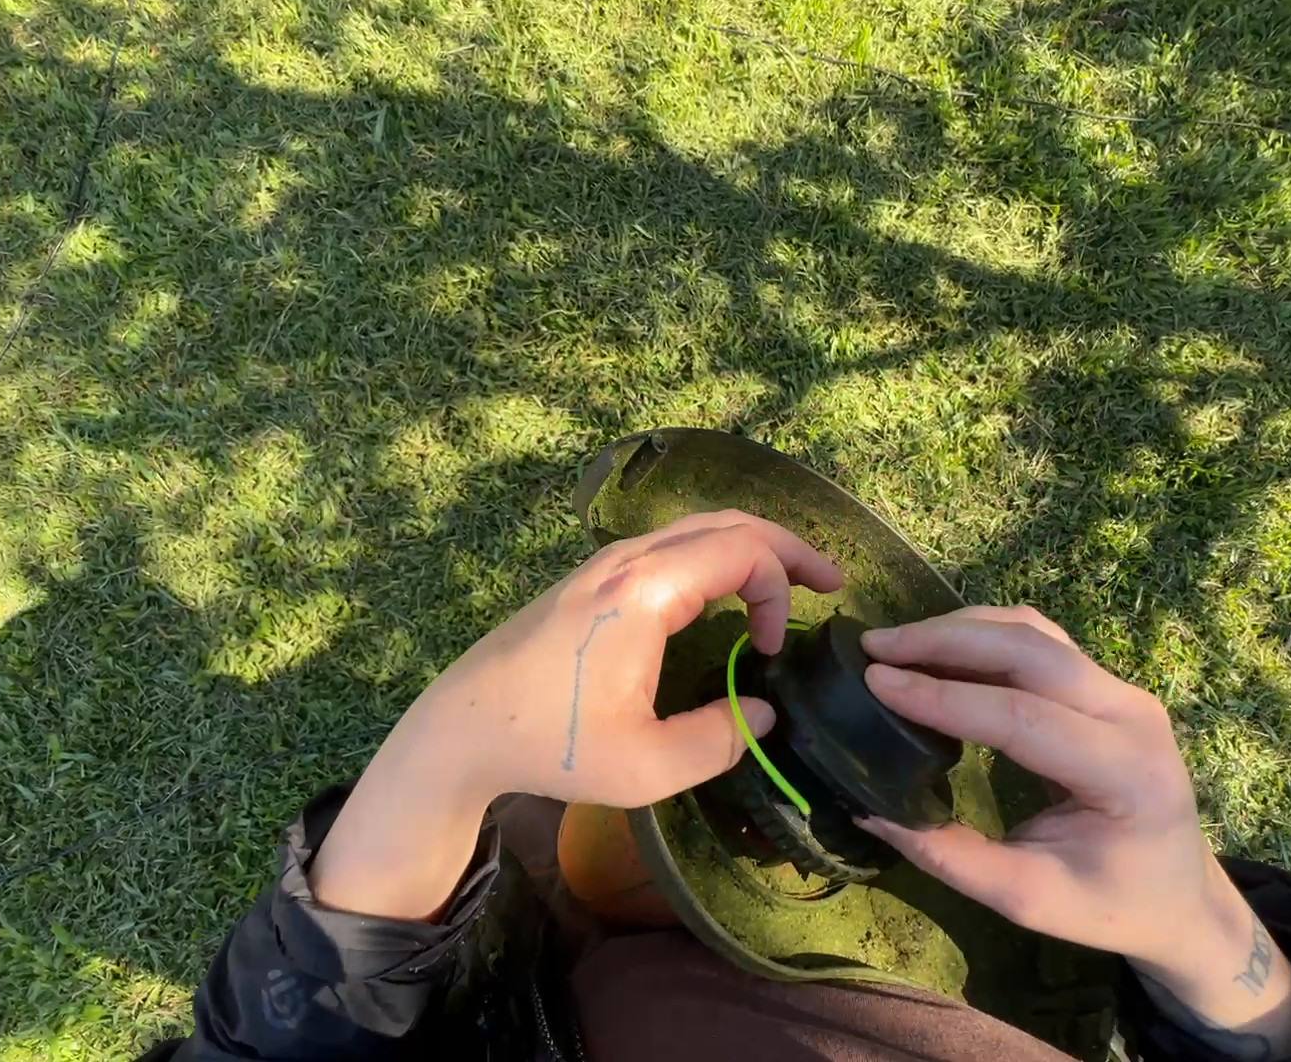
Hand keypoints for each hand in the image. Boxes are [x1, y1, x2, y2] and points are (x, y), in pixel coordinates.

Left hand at [309, 510, 842, 918]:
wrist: (464, 726)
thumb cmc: (551, 746)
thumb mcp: (648, 767)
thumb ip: (721, 739)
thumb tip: (766, 712)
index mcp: (644, 591)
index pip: (742, 551)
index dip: (781, 588)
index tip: (777, 647)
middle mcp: (626, 559)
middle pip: (724, 522)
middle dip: (784, 545)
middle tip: (827, 579)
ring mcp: (603, 563)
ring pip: (693, 528)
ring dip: (746, 548)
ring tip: (785, 582)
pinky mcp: (590, 577)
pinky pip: (667, 546)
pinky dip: (711, 557)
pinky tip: (721, 592)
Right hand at [854, 606, 1290, 1055]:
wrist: (1183, 893)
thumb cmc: (1112, 903)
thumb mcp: (1028, 899)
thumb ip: (948, 856)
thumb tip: (867, 810)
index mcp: (1126, 776)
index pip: (1022, 717)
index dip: (942, 696)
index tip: (874, 681)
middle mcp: (1131, 715)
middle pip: (1027, 649)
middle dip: (942, 639)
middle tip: (875, 646)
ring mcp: (1119, 689)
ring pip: (1028, 630)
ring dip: (956, 628)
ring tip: (894, 643)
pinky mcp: (1099, 680)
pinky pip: (1032, 636)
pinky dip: (977, 632)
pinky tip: (935, 647)